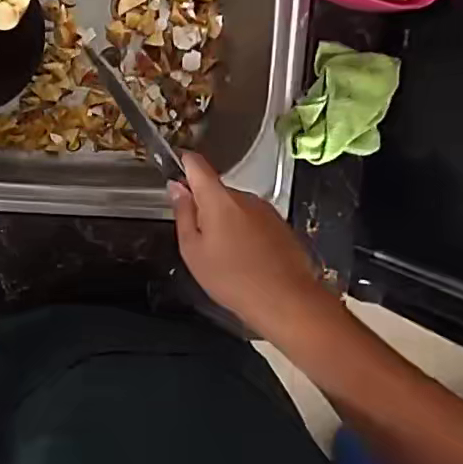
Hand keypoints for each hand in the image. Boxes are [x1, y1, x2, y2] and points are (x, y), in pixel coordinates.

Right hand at [169, 151, 327, 334]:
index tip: (175, 166)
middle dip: (204, 205)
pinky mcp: (281, 226)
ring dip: (225, 222)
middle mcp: (245, 197)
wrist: (287, 301)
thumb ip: (183, 213)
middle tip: (196, 237)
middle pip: (217, 190)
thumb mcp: (193, 250)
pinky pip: (254, 221)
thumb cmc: (233, 279)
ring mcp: (267, 210)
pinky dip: (244, 233)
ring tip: (221, 255)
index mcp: (218, 199)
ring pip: (236, 207)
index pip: (197, 165)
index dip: (183, 162)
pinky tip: (243, 260)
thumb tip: (177, 188)